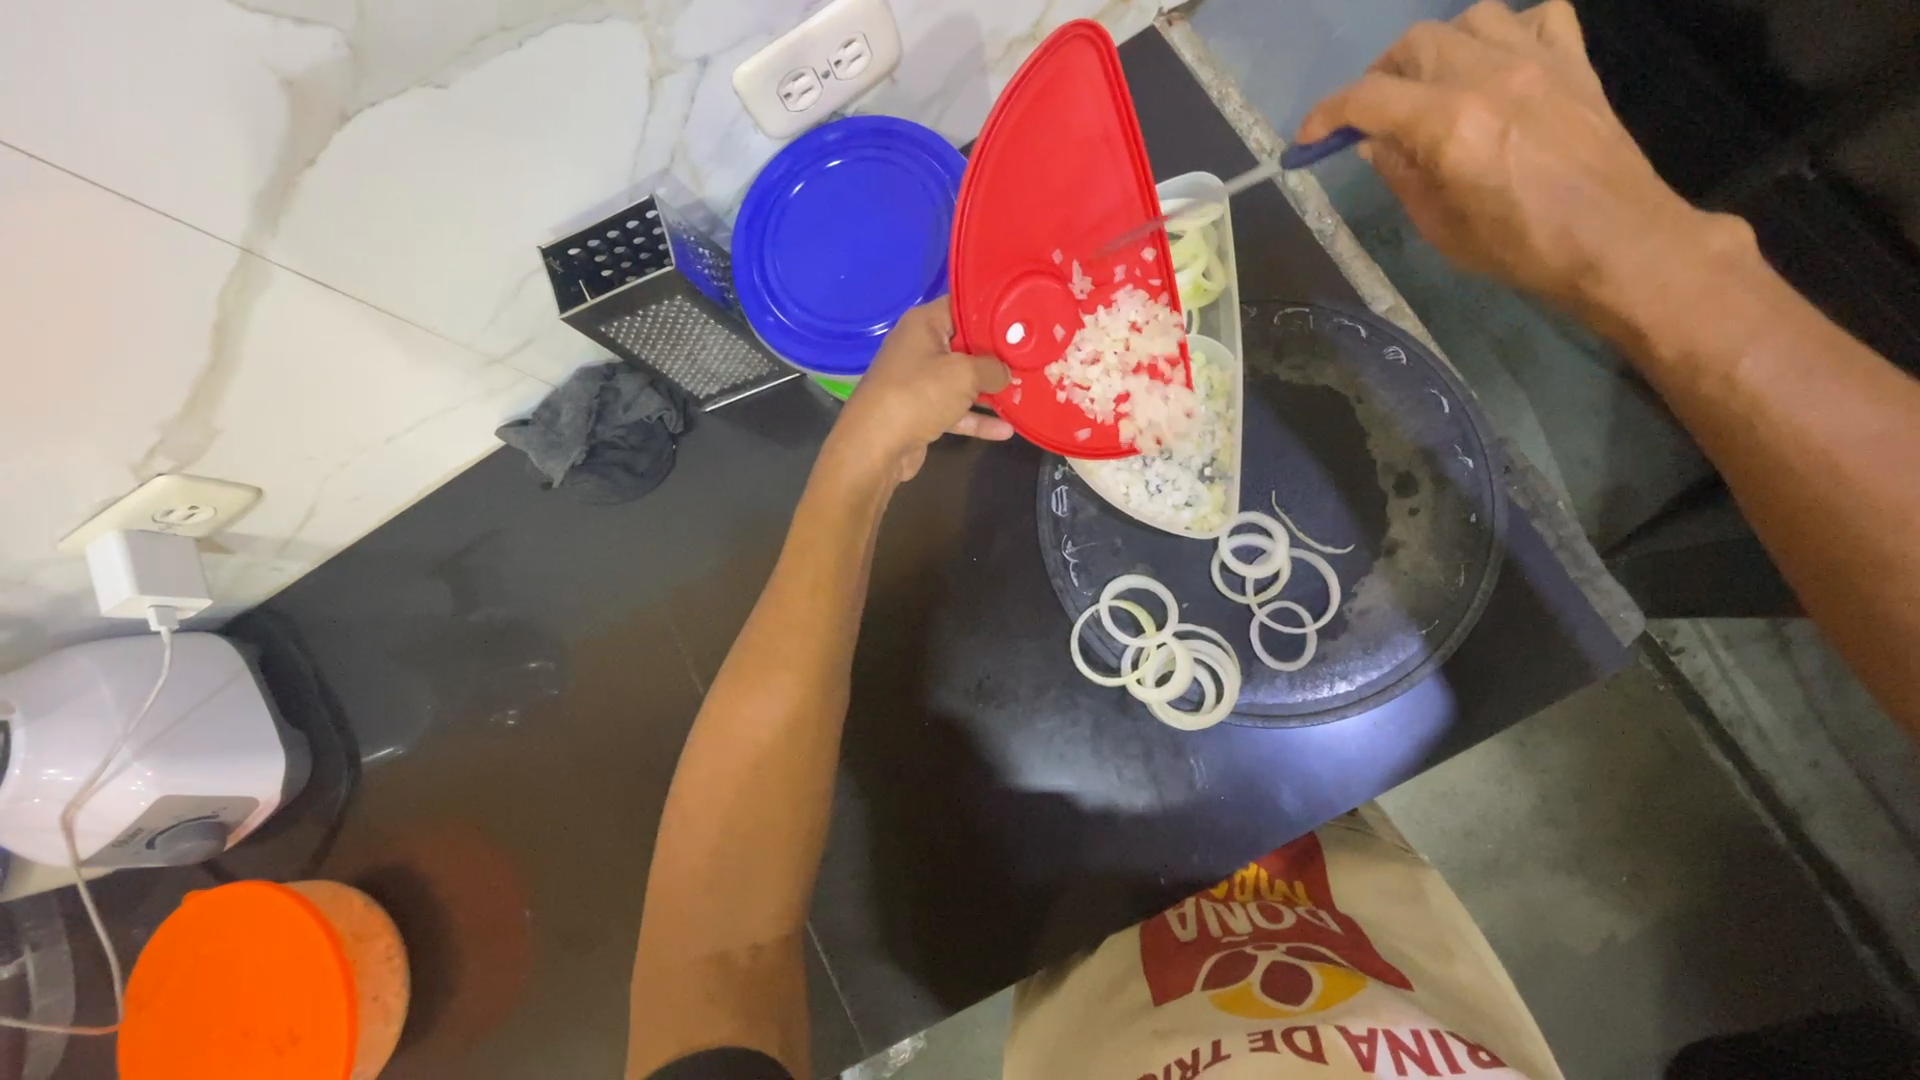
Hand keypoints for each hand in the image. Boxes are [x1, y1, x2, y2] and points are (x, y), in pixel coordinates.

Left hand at [828, 300, 1012, 482]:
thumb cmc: (919, 394)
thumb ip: (993, 368)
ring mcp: (919, 382)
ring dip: (990, 390)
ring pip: (962, 381)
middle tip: (1032, 358)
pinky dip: (977, 419)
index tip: (1025, 322)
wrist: (875, 445)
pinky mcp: (921, 412)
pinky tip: (1006, 430)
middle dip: (997, 356)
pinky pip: (955, 410)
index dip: (994, 313)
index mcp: (925, 324)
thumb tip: (1006, 373)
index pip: (964, 307)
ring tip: (1026, 393)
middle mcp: (920, 347)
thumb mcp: (964, 373)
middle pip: (966, 346)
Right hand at [1297, 1, 1744, 316]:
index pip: (1367, 99)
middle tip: (1370, 116)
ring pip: (1469, 19)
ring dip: (1437, 49)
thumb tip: (1372, 141)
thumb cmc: (1516, 247)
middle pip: (1413, 44)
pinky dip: (1505, 34)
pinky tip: (1495, 67)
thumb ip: (1400, 172)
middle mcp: (1489, 77)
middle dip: (1378, 78)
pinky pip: (1536, 17)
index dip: (1326, 114)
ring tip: (1430, 85)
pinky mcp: (1574, 61)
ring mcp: (1538, 61)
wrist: (1613, 240)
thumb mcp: (1437, 224)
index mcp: (1449, 126)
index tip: (1308, 137)